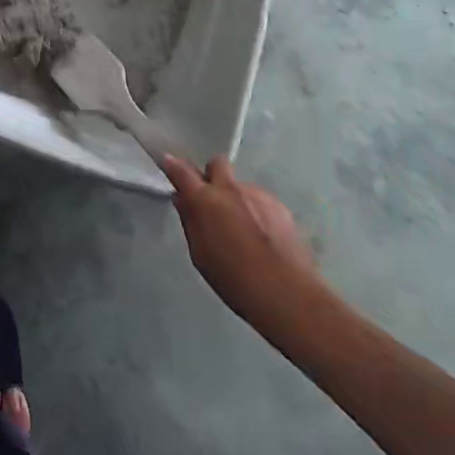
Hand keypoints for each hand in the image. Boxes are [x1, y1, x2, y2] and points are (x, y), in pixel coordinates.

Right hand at [161, 155, 317, 320]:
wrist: (285, 291)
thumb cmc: (233, 278)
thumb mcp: (200, 255)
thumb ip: (190, 222)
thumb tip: (183, 200)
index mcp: (206, 200)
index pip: (183, 171)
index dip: (173, 165)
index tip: (169, 163)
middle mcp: (231, 190)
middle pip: (217, 164)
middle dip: (211, 175)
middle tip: (211, 200)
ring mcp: (258, 195)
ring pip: (240, 187)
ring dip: (236, 201)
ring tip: (243, 233)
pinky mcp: (280, 206)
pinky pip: (260, 201)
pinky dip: (256, 213)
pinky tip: (262, 239)